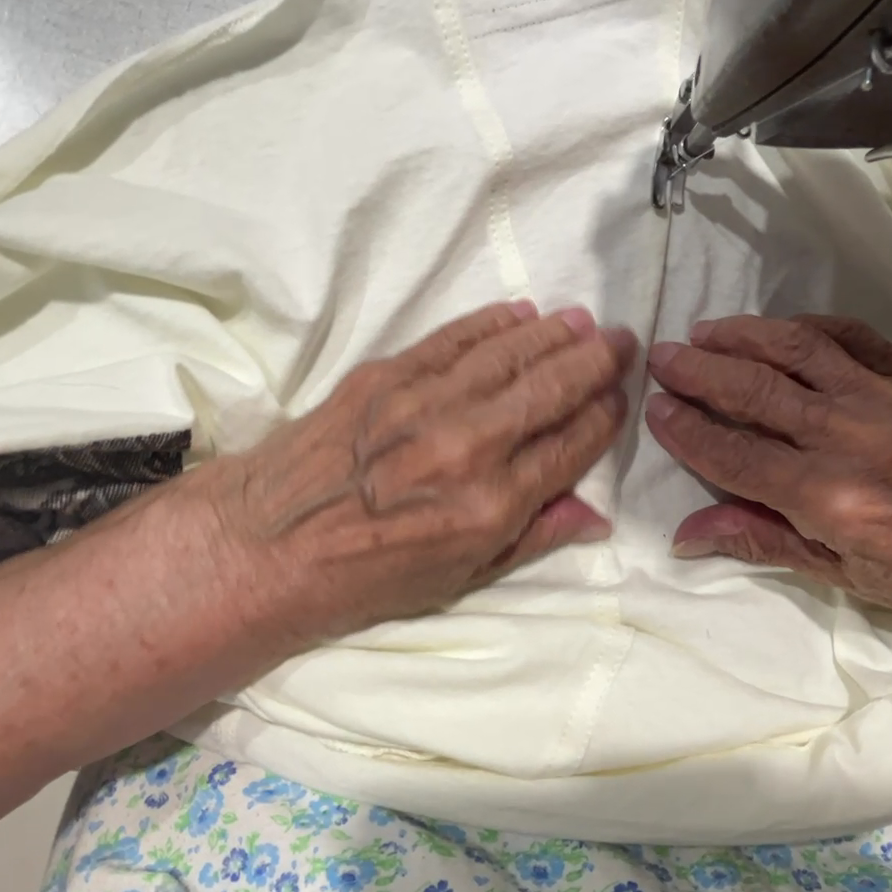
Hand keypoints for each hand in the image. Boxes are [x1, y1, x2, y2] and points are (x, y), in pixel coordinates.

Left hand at [198, 301, 635, 644]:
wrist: (269, 546)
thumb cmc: (369, 577)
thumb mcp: (460, 578)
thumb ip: (533, 538)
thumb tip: (597, 517)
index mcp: (492, 504)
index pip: (571, 446)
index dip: (603, 418)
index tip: (619, 400)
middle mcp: (467, 446)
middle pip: (550, 389)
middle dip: (595, 362)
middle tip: (622, 341)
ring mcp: (424, 404)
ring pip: (508, 354)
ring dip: (553, 333)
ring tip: (582, 322)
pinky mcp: (385, 376)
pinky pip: (453, 339)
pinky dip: (491, 323)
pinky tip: (519, 313)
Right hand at [645, 314, 891, 636]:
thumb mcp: (844, 578)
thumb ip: (763, 541)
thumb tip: (683, 535)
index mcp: (830, 499)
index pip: (735, 455)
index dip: (687, 431)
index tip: (653, 410)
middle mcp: (854, 438)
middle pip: (756, 392)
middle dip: (700, 372)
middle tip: (661, 356)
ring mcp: (891, 399)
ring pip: (799, 351)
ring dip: (744, 336)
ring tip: (705, 331)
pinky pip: (855, 338)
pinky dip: (809, 328)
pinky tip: (781, 329)